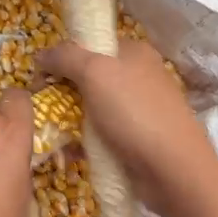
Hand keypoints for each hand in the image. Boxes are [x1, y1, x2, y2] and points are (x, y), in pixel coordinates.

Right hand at [38, 39, 207, 183]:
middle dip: (66, 90)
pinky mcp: (141, 139)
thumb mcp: (94, 73)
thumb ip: (65, 57)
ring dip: (74, 118)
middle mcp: (140, 76)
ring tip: (56, 133)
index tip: (43, 76)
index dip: (64, 56)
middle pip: (91, 75)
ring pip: (96, 106)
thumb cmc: (135, 113)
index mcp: (134, 52)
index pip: (91, 43)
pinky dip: (89, 140)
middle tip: (45, 105)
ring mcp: (142, 109)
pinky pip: (106, 133)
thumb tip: (41, 54)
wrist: (176, 173)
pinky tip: (74, 151)